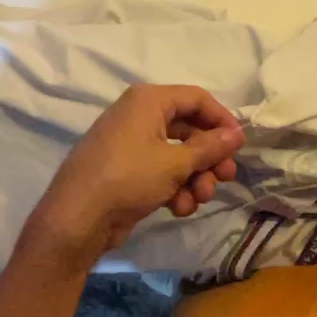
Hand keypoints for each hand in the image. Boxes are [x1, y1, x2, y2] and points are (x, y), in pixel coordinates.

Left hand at [23, 84, 243, 267]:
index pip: (197, 98)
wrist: (78, 218)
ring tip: (199, 199)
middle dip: (209, 157)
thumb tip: (237, 134)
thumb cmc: (129, 178)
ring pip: (179, 156)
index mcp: (148, 101)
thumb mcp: (176, 162)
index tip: (238, 145)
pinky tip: (178, 208)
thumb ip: (210, 147)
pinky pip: (162, 172)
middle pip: (190, 130)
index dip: (222, 119)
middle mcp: (140, 116)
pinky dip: (175, 188)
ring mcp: (132, 145)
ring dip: (195, 179)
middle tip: (225, 178)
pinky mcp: (129, 171)